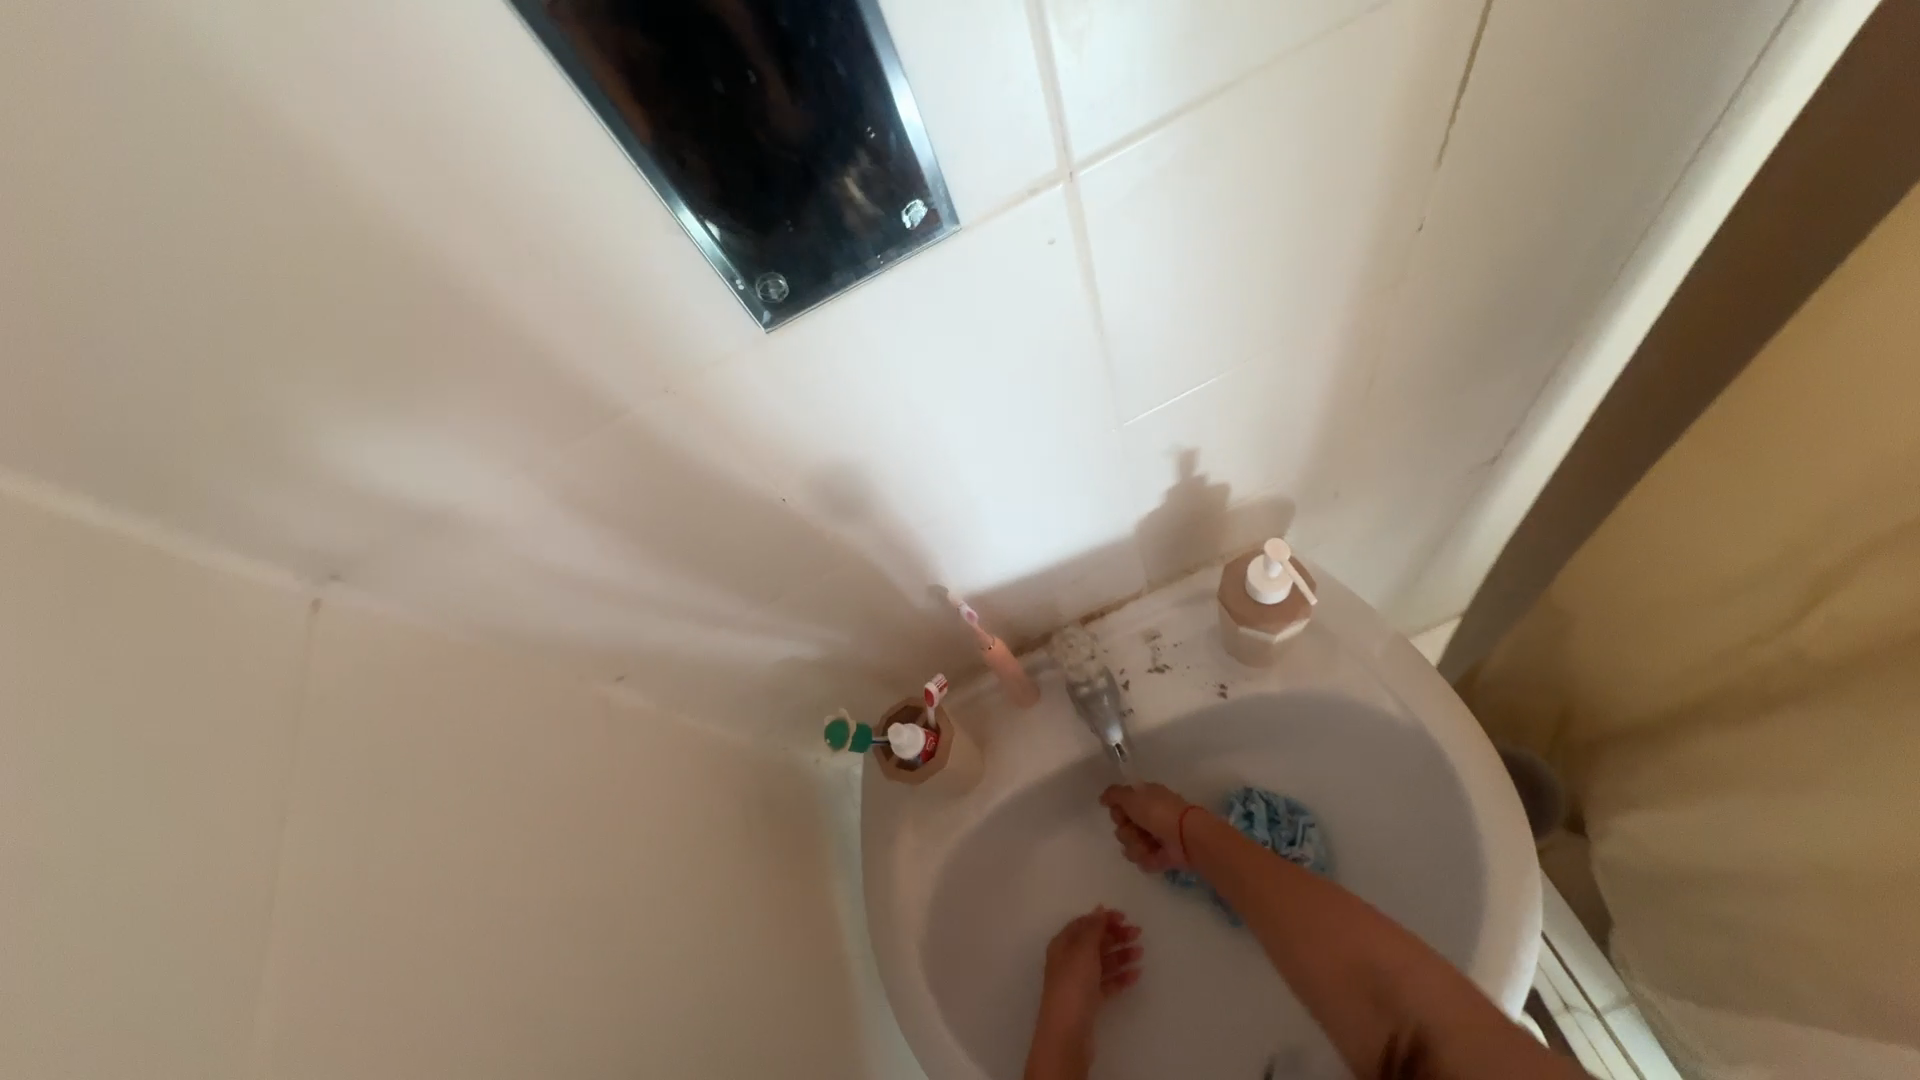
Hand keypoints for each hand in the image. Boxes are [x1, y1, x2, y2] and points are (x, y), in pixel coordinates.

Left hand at [1033, 907, 1142, 1048]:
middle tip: (1137, 933)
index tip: (1124, 917)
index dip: (1102, 918)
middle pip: (1094, 942)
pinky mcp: (1089, 1001)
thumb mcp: (1083, 949)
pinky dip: (1121, 977)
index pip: (1083, 924)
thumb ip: (1093, 928)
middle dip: (1115, 935)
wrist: (1067, 1031)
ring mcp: (1079, 982)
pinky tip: (1136, 974)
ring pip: (1103, 963)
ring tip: (1140, 952)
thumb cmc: (1073, 983)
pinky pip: (1107, 983)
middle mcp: (1069, 960)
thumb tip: (1099, 909)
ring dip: (1121, 955)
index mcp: (1063, 944)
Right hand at [1099, 783, 1197, 872]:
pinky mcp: (1160, 857)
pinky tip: (1154, 855)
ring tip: (1148, 845)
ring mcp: (1155, 838)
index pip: (1121, 807)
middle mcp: (1149, 817)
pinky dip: (1147, 858)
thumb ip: (1114, 794)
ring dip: (1136, 846)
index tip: (1121, 814)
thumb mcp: (1132, 796)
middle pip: (1123, 828)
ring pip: (1130, 845)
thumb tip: (1103, 798)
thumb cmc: (1158, 812)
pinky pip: (1142, 860)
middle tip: (1136, 830)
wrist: (1185, 837)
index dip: (1118, 812)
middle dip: (1126, 832)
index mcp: (1145, 799)